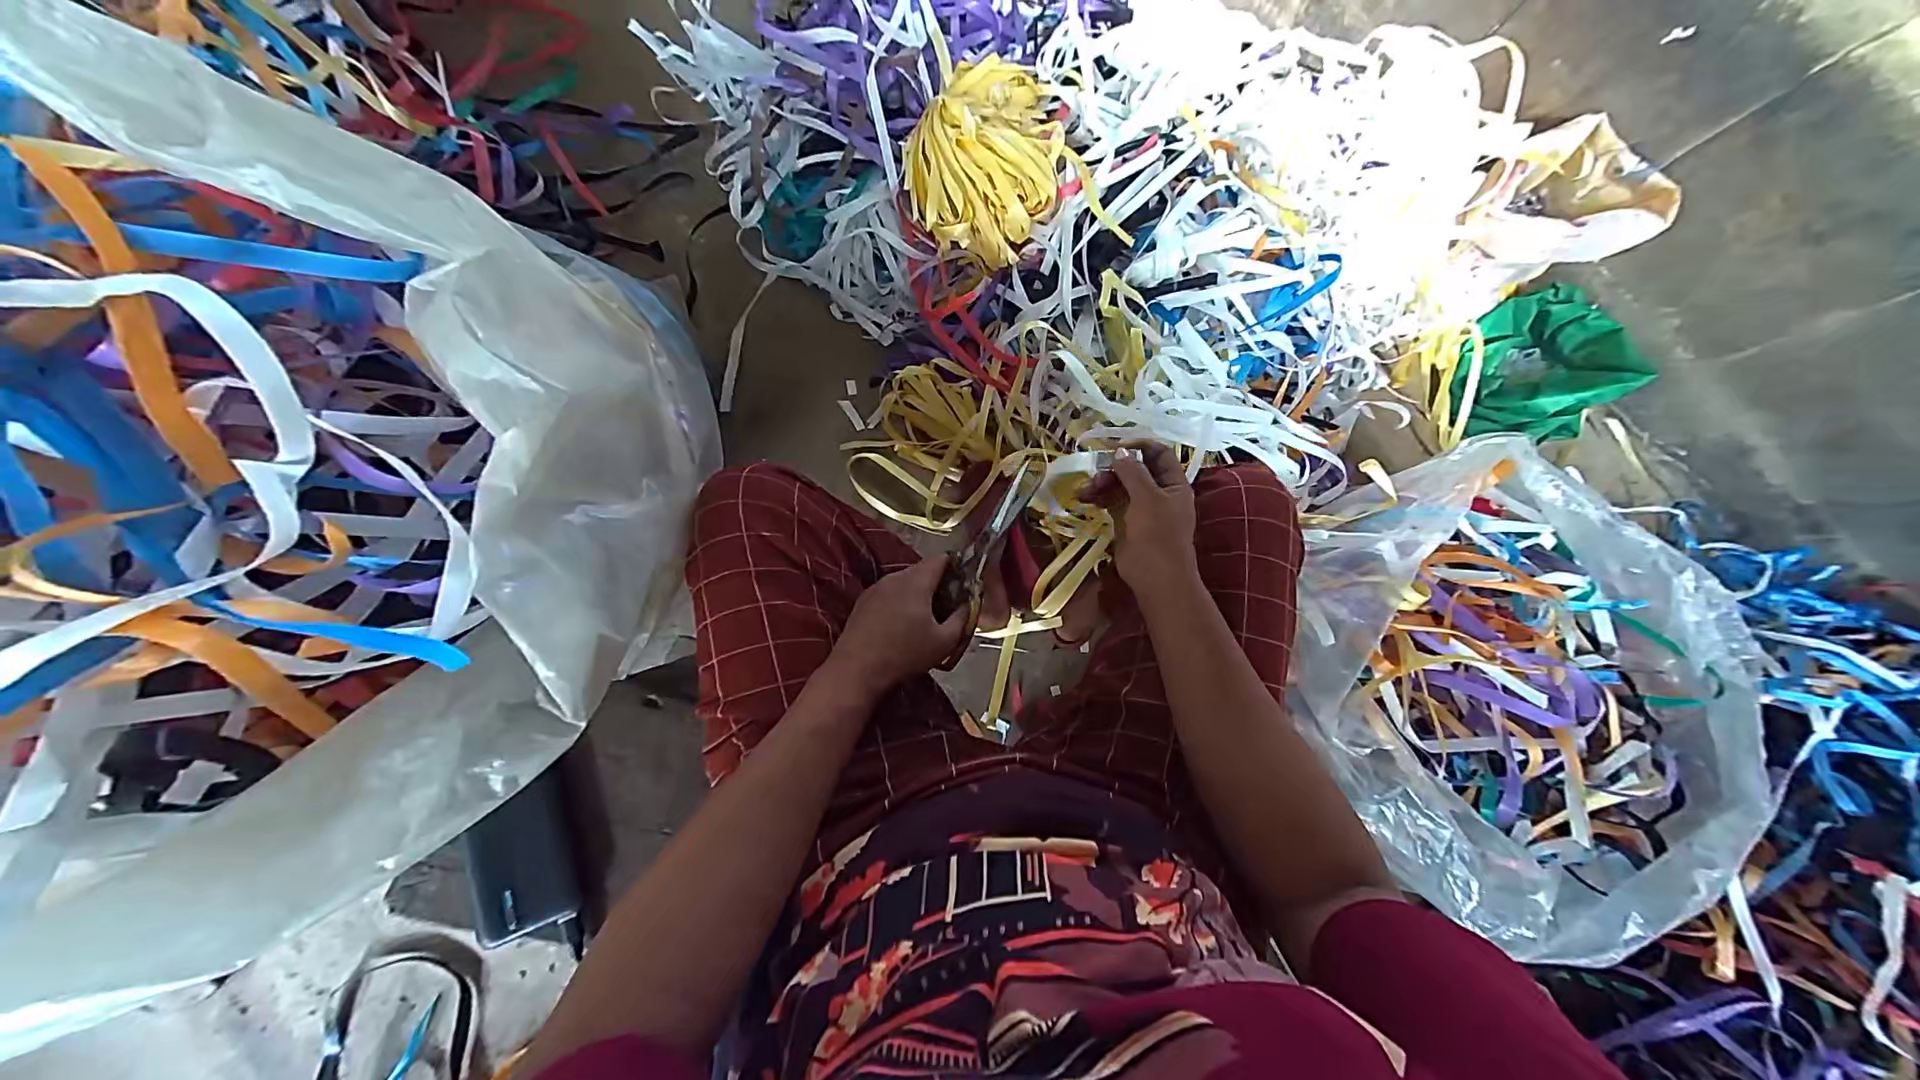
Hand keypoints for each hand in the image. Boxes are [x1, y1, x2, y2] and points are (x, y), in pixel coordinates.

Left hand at [826, 555, 969, 697]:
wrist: (857, 669)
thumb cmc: (905, 654)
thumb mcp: (944, 641)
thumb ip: (962, 618)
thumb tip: (967, 604)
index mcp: (916, 581)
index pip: (941, 559)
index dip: (956, 567)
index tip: (963, 585)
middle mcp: (894, 577)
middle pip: (922, 570)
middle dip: (937, 584)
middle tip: (947, 607)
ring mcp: (875, 588)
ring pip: (904, 582)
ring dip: (917, 594)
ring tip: (923, 619)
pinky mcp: (863, 601)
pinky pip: (889, 593)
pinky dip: (899, 602)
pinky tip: (900, 626)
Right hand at [1081, 441, 1197, 595]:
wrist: (1156, 578)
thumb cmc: (1157, 535)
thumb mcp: (1148, 498)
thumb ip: (1133, 472)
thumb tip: (1119, 452)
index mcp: (1173, 484)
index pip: (1159, 453)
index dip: (1138, 446)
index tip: (1114, 447)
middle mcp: (1159, 493)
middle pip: (1136, 469)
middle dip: (1114, 468)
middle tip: (1094, 472)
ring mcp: (1142, 508)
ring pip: (1120, 486)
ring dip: (1102, 483)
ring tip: (1084, 490)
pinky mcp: (1127, 522)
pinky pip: (1112, 502)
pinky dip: (1099, 498)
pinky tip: (1085, 499)